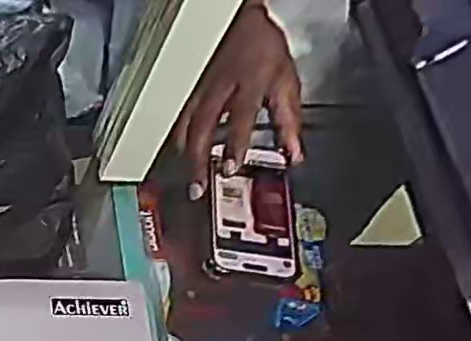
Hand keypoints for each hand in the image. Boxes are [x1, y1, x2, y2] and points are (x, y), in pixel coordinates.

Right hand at [170, 0, 302, 196]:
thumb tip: (294, 154)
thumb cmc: (262, 51)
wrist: (238, 23)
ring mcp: (197, 91)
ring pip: (184, 128)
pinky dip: (178, 145)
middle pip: (203, 128)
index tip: (229, 167)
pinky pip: (176, 124)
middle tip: (198, 188)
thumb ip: (288, 121)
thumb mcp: (284, 80)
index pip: (241, 115)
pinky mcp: (183, 95)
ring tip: (188, 180)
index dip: (235, 143)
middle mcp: (220, 86)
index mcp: (251, 79)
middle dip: (198, 160)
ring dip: (185, 158)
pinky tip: (181, 159)